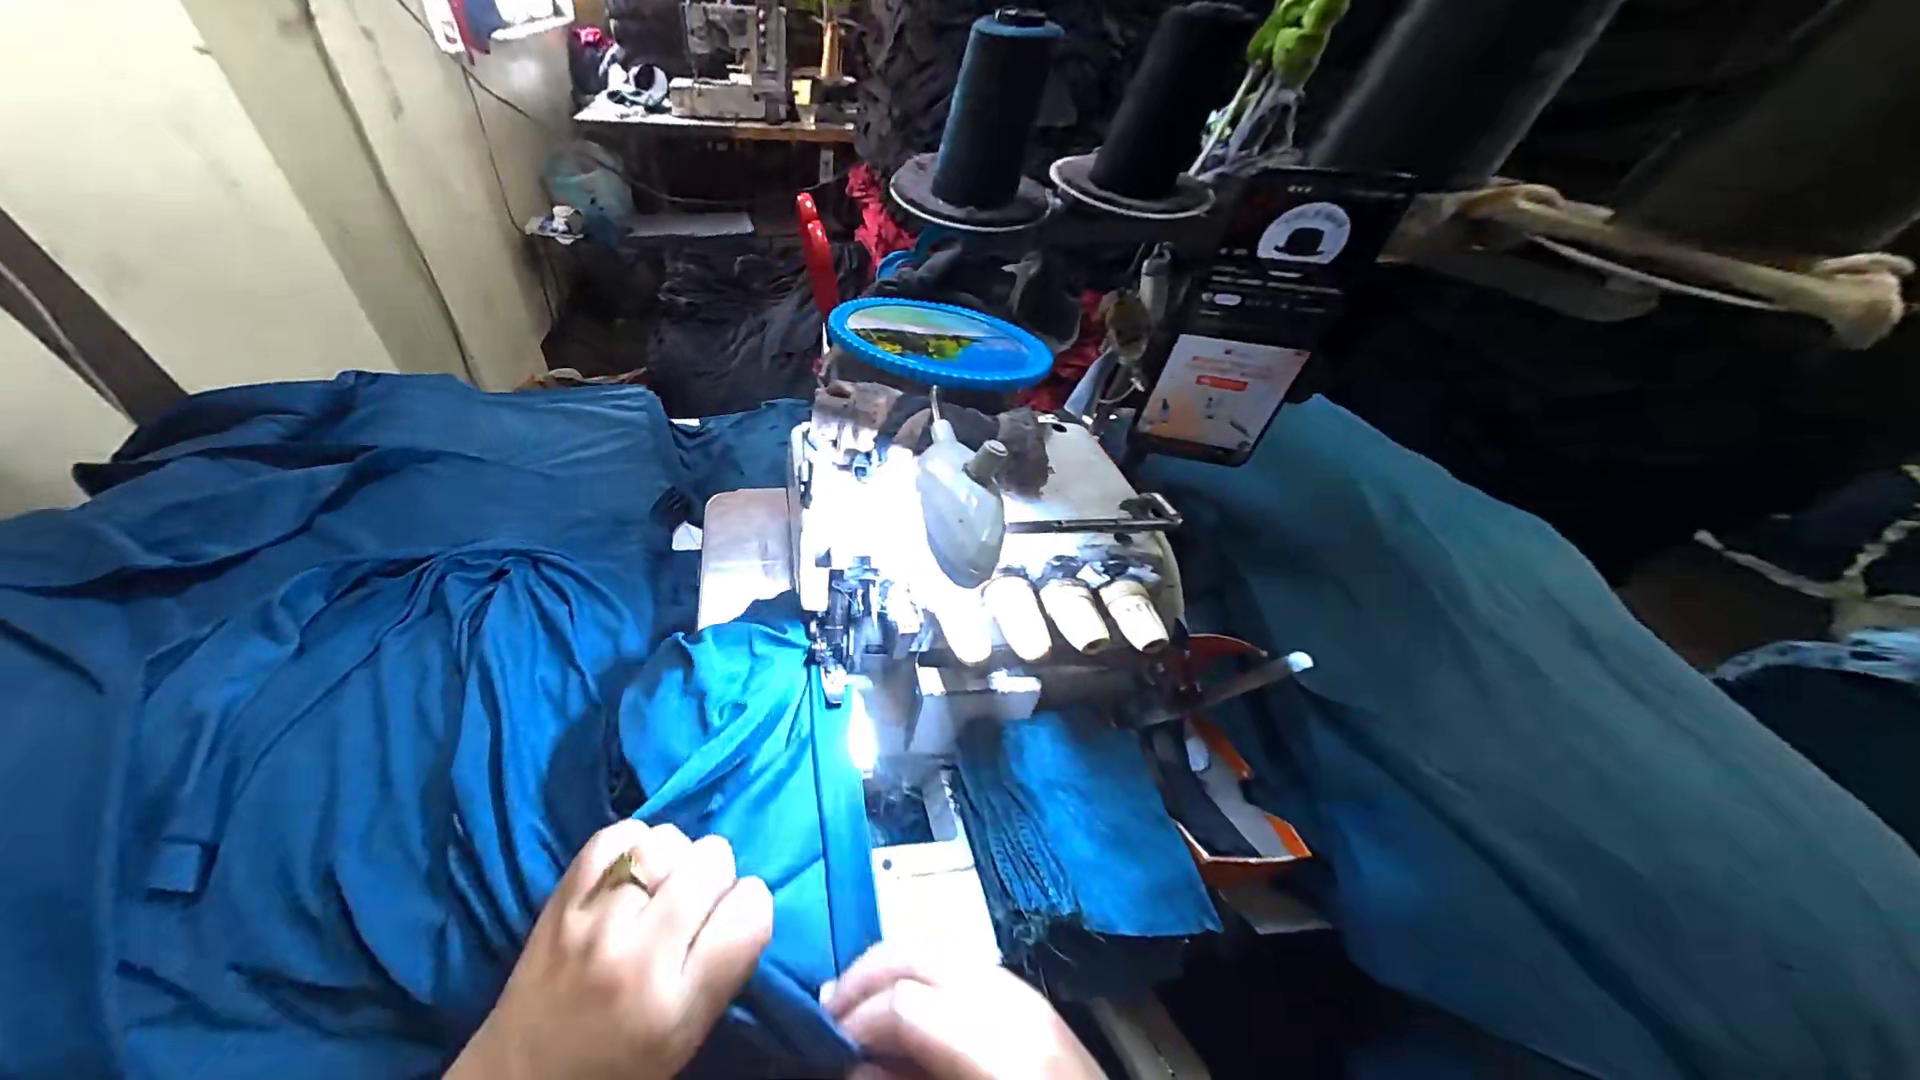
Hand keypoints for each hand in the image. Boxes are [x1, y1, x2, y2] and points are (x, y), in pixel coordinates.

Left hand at [446, 819, 773, 1079]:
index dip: (748, 906)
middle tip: (692, 906)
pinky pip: (618, 834)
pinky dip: (631, 845)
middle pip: (713, 860)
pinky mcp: (559, 898)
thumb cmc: (621, 1062)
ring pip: (668, 839)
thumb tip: (744, 895)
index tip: (731, 920)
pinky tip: (627, 874)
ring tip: (658, 888)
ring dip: (673, 858)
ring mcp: (592, 922)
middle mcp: (636, 956)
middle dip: (714, 877)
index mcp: (677, 1003)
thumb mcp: (689, 1032)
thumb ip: (726, 962)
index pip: (750, 910)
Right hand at [823, 942, 1103, 1079]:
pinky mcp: (1031, 998)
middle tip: (829, 1013)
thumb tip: (853, 1067)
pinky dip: (923, 976)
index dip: (857, 1021)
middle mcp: (1012, 1000)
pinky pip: (962, 967)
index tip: (825, 1048)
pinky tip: (905, 1008)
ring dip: (892, 971)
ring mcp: (1026, 992)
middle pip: (920, 955)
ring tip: (858, 1007)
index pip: (906, 1001)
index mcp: (1001, 1047)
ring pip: (939, 950)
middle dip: (866, 976)